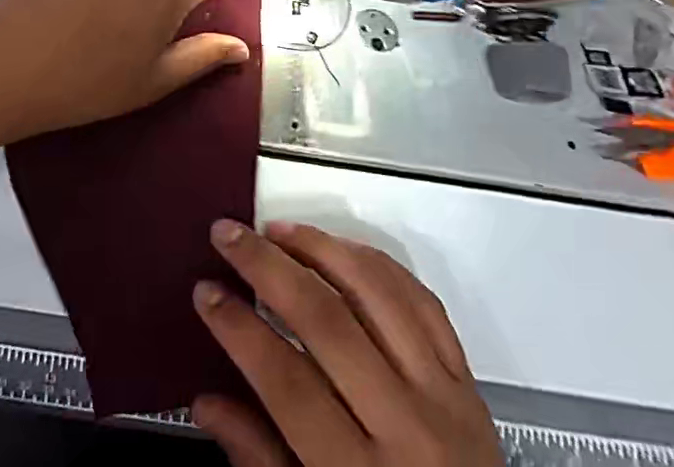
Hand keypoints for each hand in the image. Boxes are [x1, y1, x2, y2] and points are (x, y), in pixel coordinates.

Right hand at [192, 221, 503, 466]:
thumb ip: (259, 460)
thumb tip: (207, 402)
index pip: (287, 383)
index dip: (239, 329)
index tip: (206, 292)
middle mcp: (407, 429)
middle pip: (328, 321)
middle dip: (268, 267)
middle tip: (229, 235)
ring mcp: (443, 397)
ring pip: (377, 295)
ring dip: (321, 248)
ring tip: (278, 230)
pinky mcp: (467, 379)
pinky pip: (422, 300)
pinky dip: (378, 264)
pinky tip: (342, 248)